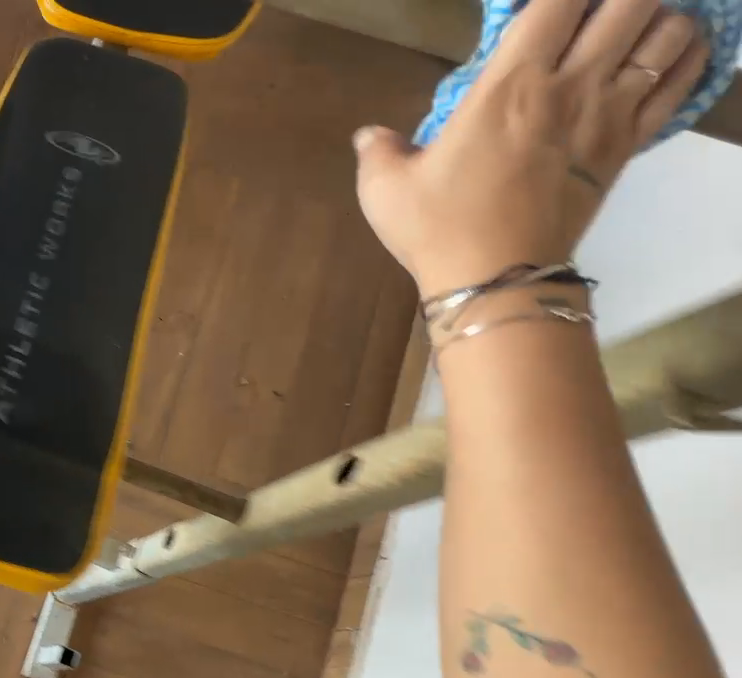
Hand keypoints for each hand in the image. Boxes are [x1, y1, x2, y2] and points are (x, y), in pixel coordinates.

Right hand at [353, 0, 709, 294]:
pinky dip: (684, 52)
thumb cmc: (436, 227)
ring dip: (652, 19)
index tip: (540, 9)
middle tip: (582, 17)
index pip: (557, 1)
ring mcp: (610, 111)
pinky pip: (683, 74)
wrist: (494, 274)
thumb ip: (379, 153)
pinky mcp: (631, 140)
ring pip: (669, 28)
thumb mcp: (385, 191)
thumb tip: (370, 135)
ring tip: (625, 31)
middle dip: (611, 0)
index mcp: (508, 87)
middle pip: (630, 1)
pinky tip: (661, 55)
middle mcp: (571, 85)